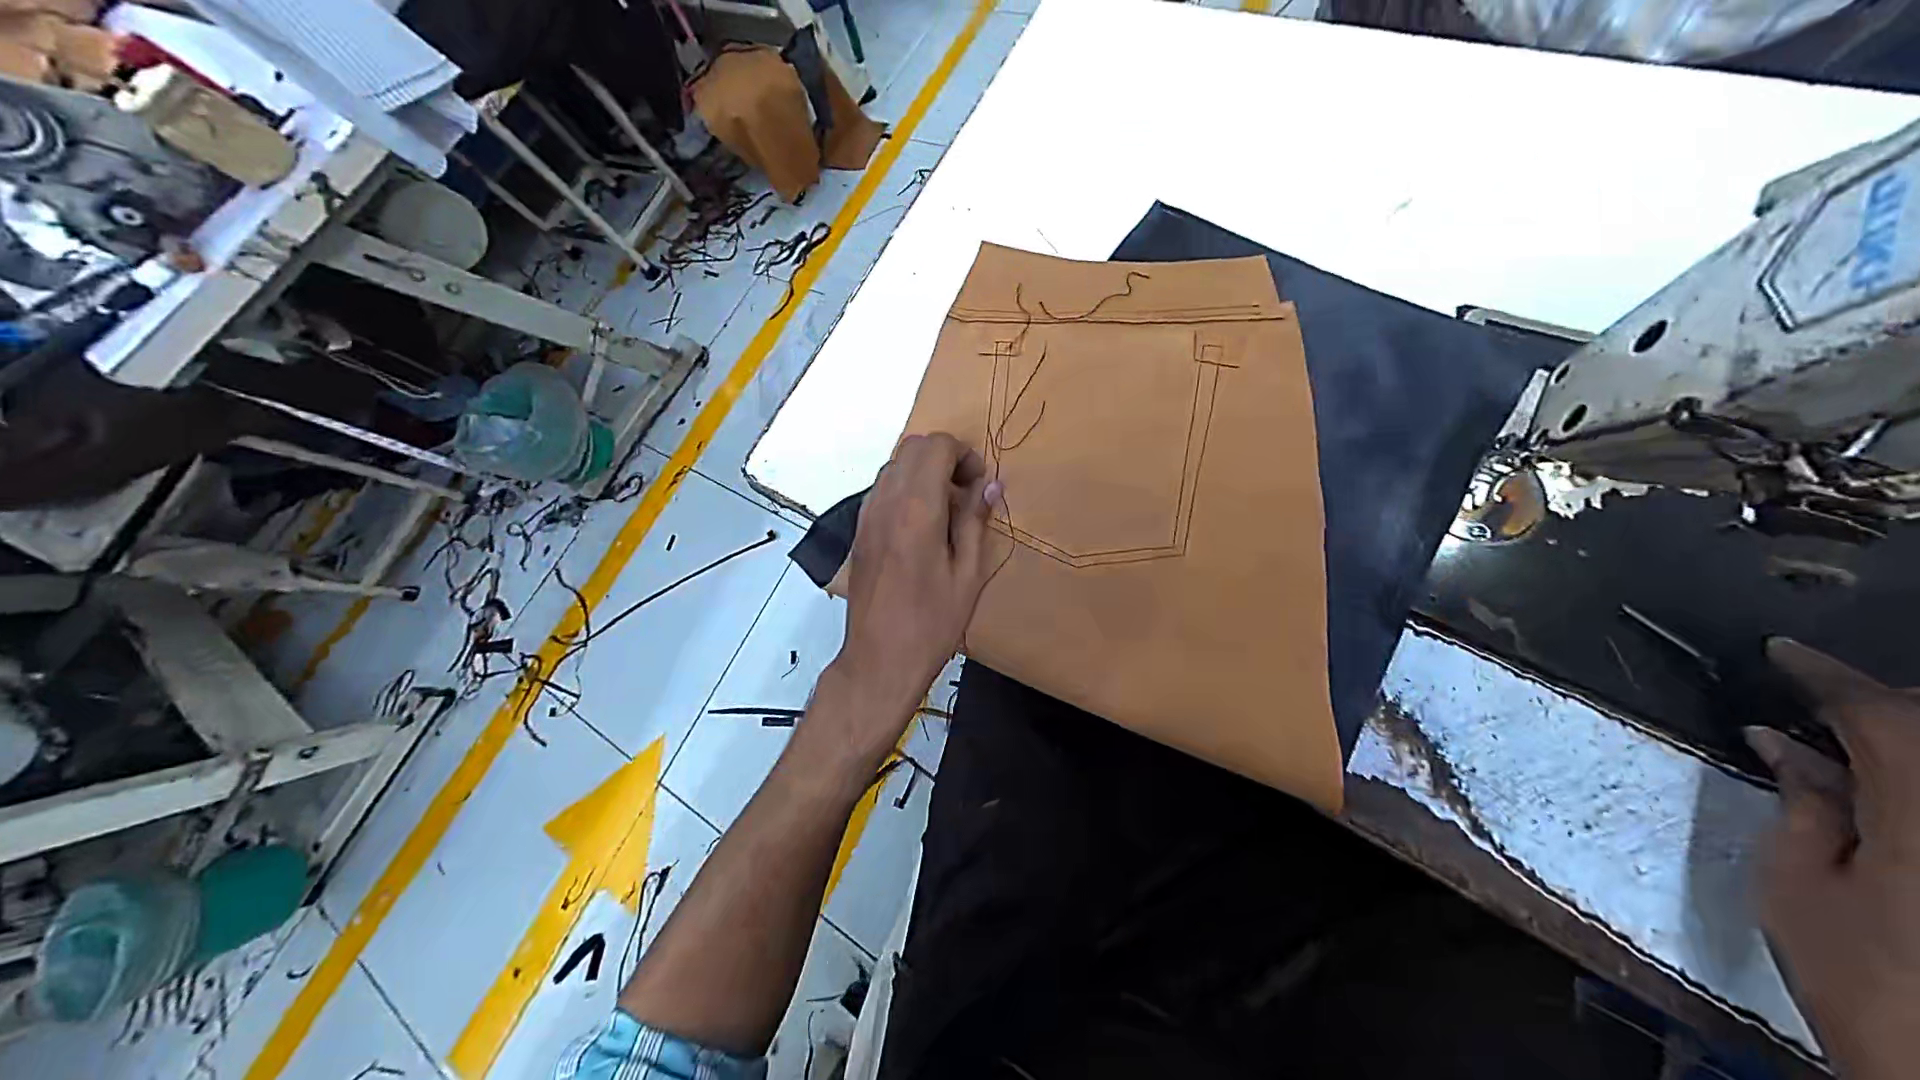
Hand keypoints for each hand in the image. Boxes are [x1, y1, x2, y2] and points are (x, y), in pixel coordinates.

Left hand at [819, 434, 996, 759]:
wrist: (880, 658)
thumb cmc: (932, 623)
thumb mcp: (968, 574)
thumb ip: (975, 521)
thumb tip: (989, 485)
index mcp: (917, 510)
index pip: (935, 446)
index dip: (964, 454)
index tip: (979, 483)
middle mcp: (885, 503)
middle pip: (912, 447)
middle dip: (944, 457)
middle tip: (966, 490)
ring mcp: (866, 515)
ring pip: (894, 465)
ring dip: (923, 471)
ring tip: (947, 509)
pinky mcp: (859, 530)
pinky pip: (882, 489)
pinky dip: (905, 488)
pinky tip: (923, 524)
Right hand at [1748, 639, 1919, 1079]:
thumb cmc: (1866, 983)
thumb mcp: (1800, 889)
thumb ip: (1803, 806)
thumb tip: (1779, 742)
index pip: (1878, 713)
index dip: (1825, 674)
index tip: (1781, 652)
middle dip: (1887, 705)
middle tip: (1824, 706)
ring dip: (1914, 742)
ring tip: (1865, 751)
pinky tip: (1895, 798)